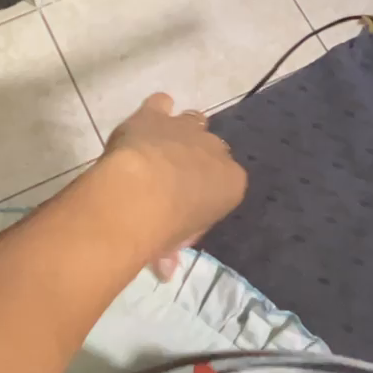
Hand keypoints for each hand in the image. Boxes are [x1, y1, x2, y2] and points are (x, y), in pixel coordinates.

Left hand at [92, 93, 247, 278]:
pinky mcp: (155, 114)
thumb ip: (173, 249)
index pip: (227, 183)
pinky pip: (161, 103)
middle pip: (213, 149)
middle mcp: (217, 150)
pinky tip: (147, 118)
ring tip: (163, 146)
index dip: (206, 192)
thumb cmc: (165, 227)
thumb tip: (164, 270)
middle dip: (197, 160)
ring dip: (181, 132)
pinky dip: (156, 108)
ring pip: (193, 121)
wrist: (140, 193)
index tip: (189, 204)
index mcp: (232, 184)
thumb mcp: (176, 244)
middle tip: (173, 177)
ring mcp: (186, 128)